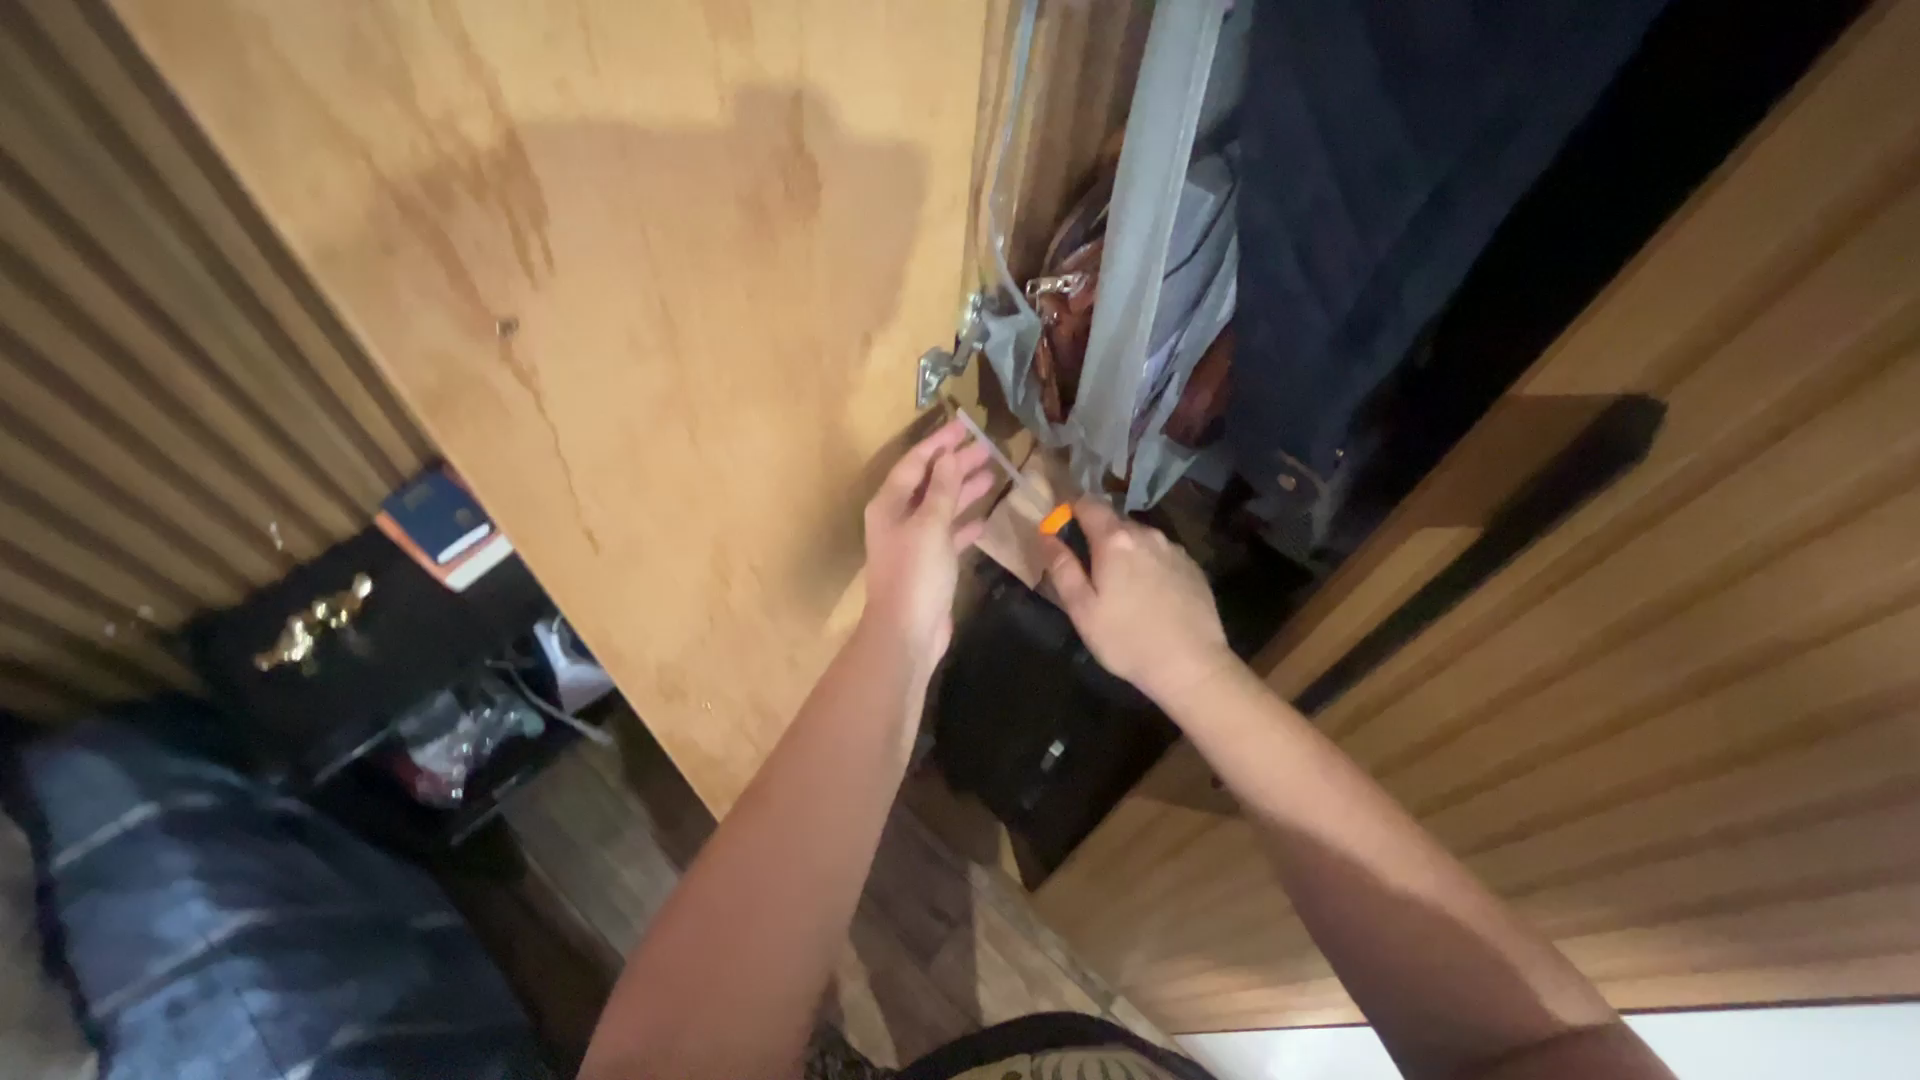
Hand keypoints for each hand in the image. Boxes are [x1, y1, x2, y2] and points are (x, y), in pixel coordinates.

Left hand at [862, 418, 993, 661]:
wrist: (907, 633)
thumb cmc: (916, 574)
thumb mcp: (930, 525)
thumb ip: (943, 489)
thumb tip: (949, 457)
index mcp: (889, 504)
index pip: (915, 463)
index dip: (939, 443)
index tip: (965, 425)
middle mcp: (898, 519)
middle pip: (929, 483)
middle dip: (956, 464)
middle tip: (988, 447)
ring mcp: (913, 543)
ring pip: (942, 507)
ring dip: (964, 490)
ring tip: (992, 473)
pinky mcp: (929, 566)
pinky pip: (949, 535)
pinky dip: (966, 525)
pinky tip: (987, 517)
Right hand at [1043, 499, 1235, 705]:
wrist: (1191, 664)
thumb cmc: (1126, 639)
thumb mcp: (1082, 609)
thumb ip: (1062, 567)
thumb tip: (1046, 535)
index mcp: (1115, 540)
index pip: (1087, 504)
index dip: (1070, 509)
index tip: (1060, 527)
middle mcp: (1147, 534)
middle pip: (1114, 521)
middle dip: (1097, 535)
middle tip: (1088, 567)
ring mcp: (1174, 549)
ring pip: (1139, 538)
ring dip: (1125, 551)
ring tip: (1119, 584)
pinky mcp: (1192, 567)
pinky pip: (1161, 555)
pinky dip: (1148, 564)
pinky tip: (1148, 595)